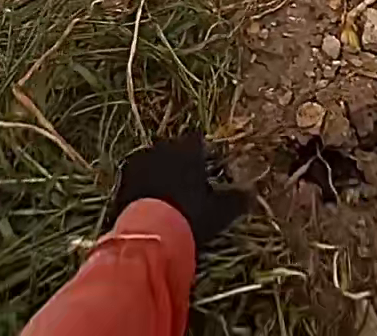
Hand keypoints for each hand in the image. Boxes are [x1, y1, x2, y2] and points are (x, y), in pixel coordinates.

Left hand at [112, 133, 245, 247]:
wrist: (148, 236)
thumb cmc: (188, 217)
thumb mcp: (218, 210)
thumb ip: (236, 200)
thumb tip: (252, 194)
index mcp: (188, 149)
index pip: (197, 140)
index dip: (201, 153)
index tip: (204, 168)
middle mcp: (164, 147)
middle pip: (173, 147)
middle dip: (177, 160)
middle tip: (183, 182)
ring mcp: (141, 161)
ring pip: (152, 159)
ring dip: (157, 170)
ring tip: (162, 194)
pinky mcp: (123, 179)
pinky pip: (134, 176)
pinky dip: (140, 185)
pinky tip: (145, 203)